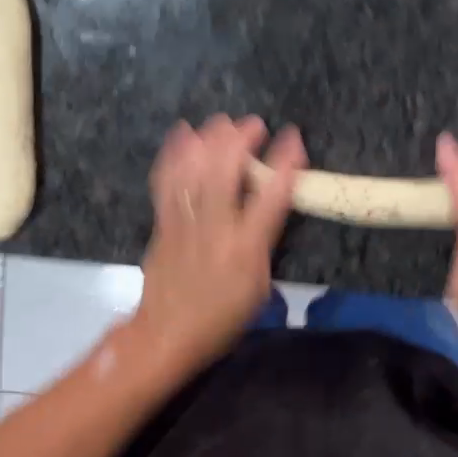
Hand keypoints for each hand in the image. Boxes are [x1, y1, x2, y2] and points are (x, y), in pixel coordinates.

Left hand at [132, 114, 304, 367]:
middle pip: (225, 173)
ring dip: (209, 141)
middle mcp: (215, 230)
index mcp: (246, 250)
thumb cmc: (222, 319)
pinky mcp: (162, 223)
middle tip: (254, 124)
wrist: (166, 334)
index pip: (271, 198)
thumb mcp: (259, 289)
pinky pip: (167, 181)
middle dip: (240, 141)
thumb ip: (264, 246)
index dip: (285, 165)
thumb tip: (268, 212)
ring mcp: (185, 224)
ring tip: (222, 122)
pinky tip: (183, 133)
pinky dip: (174, 153)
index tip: (295, 138)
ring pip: (194, 172)